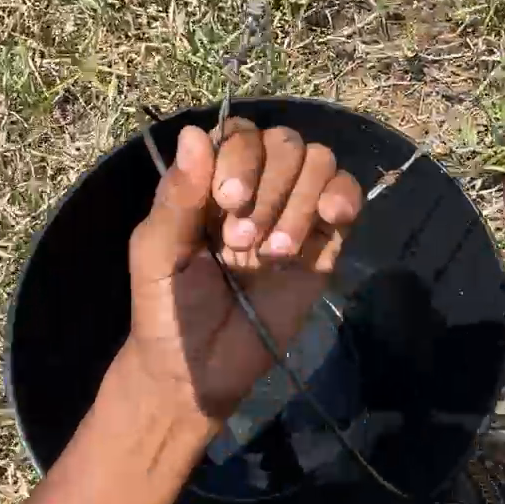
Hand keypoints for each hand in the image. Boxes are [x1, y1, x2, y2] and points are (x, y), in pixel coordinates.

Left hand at [122, 118, 361, 421]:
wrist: (202, 371)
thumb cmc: (168, 308)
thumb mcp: (156, 252)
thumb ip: (177, 195)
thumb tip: (194, 132)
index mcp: (212, 181)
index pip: (241, 134)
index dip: (241, 157)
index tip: (225, 203)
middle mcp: (258, 187)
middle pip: (285, 143)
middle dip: (268, 188)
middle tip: (241, 242)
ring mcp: (295, 212)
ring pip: (319, 163)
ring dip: (299, 201)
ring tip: (274, 254)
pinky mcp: (326, 243)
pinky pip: (348, 197)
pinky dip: (343, 197)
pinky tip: (330, 221)